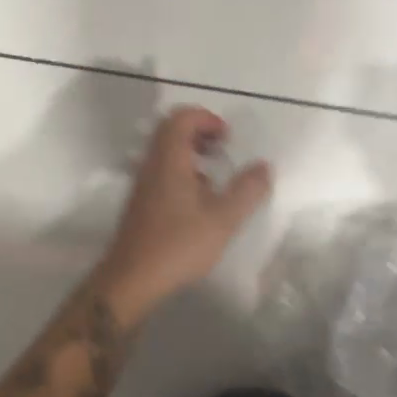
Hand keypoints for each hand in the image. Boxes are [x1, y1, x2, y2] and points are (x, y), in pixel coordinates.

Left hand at [96, 106, 273, 312]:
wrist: (132, 278)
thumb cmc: (178, 245)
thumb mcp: (222, 219)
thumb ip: (247, 190)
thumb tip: (264, 166)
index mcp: (169, 160)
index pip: (181, 118)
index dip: (206, 119)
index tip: (227, 138)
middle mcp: (151, 166)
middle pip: (170, 133)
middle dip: (199, 134)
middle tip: (222, 151)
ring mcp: (142, 186)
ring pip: (165, 155)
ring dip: (191, 157)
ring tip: (215, 179)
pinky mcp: (140, 205)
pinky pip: (161, 175)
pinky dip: (182, 175)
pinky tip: (198, 204)